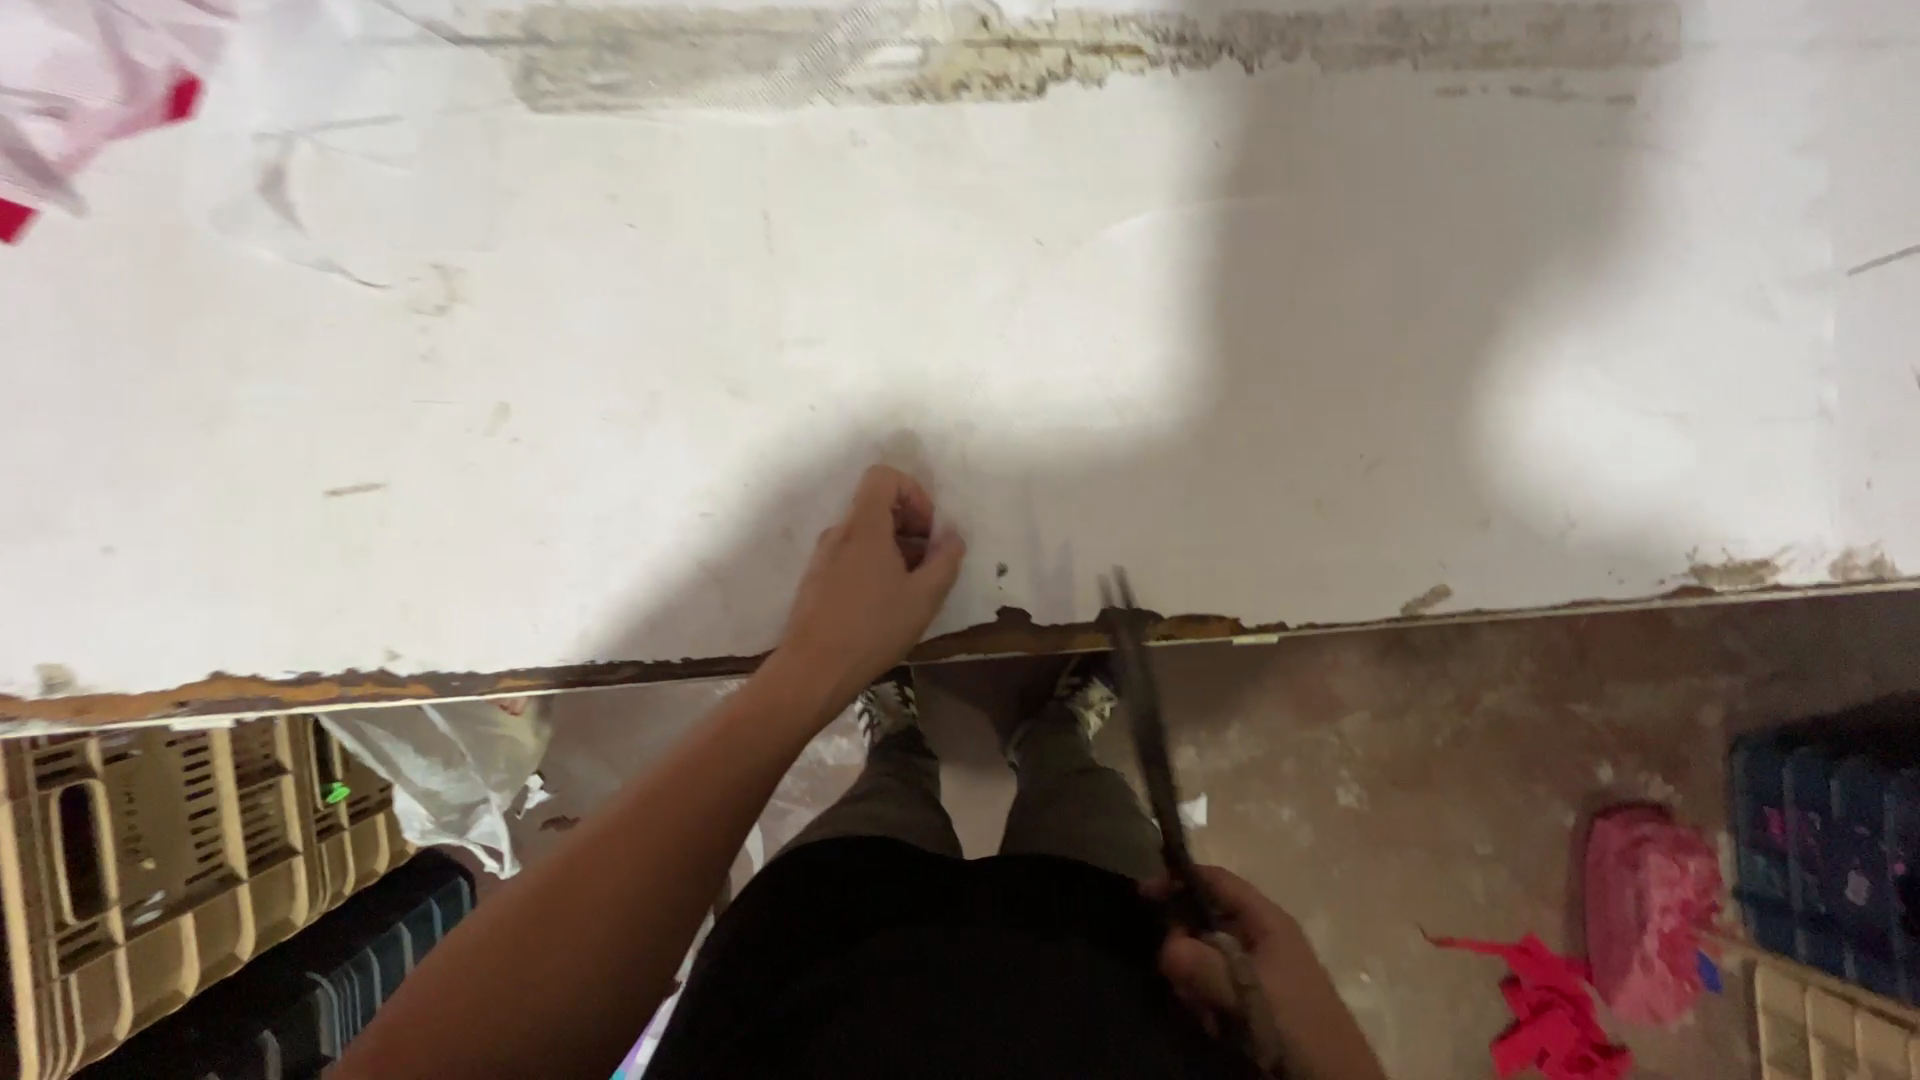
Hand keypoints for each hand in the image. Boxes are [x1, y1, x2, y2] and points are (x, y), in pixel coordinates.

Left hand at [773, 465, 965, 714]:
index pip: (883, 477)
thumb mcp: (924, 596)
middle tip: (929, 560)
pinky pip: (850, 556)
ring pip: (865, 534)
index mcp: (864, 527)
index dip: (913, 492)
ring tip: (912, 587)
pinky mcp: (816, 580)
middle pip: (876, 505)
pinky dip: (874, 565)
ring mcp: (823, 557)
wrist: (813, 669)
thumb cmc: (873, 629)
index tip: (928, 529)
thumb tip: (952, 537)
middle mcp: (839, 533)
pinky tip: (886, 604)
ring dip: (894, 548)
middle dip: (909, 524)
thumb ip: (945, 560)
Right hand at [1144, 866, 1388, 1079]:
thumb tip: (1165, 948)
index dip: (1179, 879)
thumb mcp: (1250, 992)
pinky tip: (1212, 1026)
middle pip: (1202, 919)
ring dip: (1193, 983)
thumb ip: (1205, 966)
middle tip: (1178, 978)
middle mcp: (1259, 938)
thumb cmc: (1300, 1026)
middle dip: (1183, 945)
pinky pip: (1211, 986)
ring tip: (1204, 1014)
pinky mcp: (1251, 1000)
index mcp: (1266, 921)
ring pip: (1202, 957)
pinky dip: (1204, 1003)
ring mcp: (1255, 970)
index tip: (1143, 893)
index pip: (1216, 881)